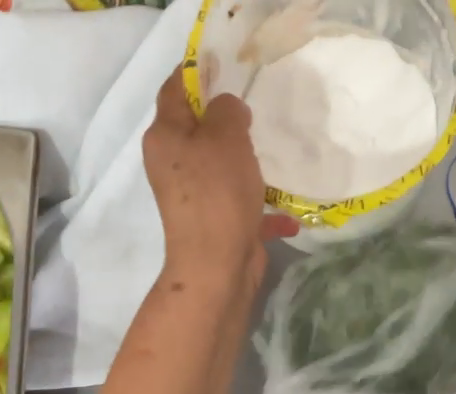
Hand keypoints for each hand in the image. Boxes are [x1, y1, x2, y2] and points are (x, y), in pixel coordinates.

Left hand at [143, 70, 298, 280]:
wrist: (217, 268)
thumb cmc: (217, 194)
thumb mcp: (225, 136)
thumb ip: (227, 111)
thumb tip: (229, 111)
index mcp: (166, 138)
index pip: (175, 89)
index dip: (197, 72)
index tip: (226, 63)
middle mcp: (174, 166)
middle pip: (199, 131)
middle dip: (227, 120)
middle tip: (258, 108)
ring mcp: (195, 200)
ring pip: (222, 171)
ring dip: (248, 165)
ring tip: (274, 154)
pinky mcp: (217, 227)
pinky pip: (244, 210)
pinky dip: (264, 211)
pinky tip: (289, 217)